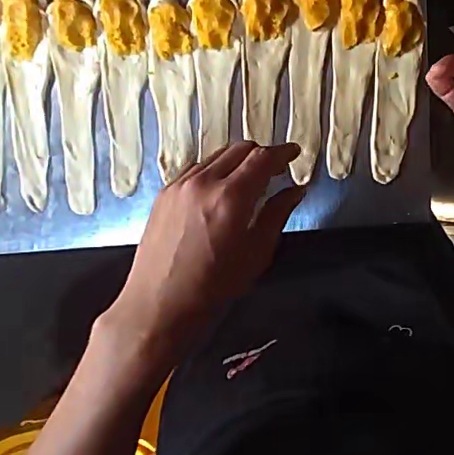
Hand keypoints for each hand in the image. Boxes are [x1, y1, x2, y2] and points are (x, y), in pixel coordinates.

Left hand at [100, 141, 306, 363]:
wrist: (159, 305)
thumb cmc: (210, 289)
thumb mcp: (256, 254)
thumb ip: (277, 215)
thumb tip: (293, 192)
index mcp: (230, 198)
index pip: (263, 158)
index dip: (283, 152)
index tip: (292, 153)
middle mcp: (202, 184)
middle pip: (240, 149)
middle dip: (262, 155)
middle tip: (275, 169)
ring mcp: (179, 187)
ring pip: (216, 156)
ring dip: (237, 161)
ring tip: (248, 182)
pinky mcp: (164, 195)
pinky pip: (195, 169)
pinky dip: (214, 171)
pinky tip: (220, 191)